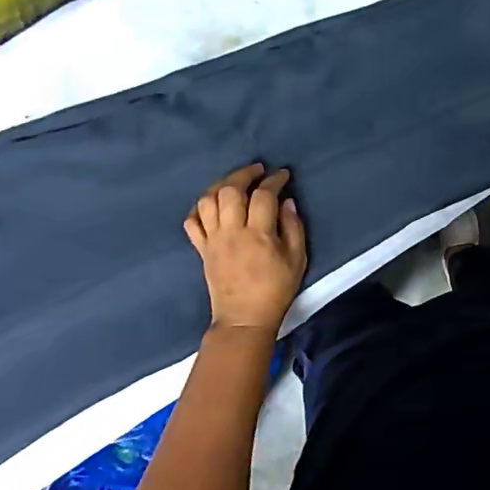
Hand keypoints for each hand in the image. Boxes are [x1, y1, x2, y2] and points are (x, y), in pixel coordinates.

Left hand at [183, 163, 307, 332]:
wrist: (244, 319)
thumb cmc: (276, 290)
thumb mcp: (297, 260)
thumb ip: (294, 227)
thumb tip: (287, 202)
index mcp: (258, 235)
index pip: (264, 195)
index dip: (274, 180)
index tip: (282, 175)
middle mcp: (232, 232)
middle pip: (230, 190)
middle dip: (244, 174)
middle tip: (258, 170)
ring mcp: (213, 240)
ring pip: (208, 201)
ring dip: (221, 185)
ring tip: (234, 183)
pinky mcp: (202, 249)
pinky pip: (192, 221)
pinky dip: (199, 208)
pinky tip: (212, 204)